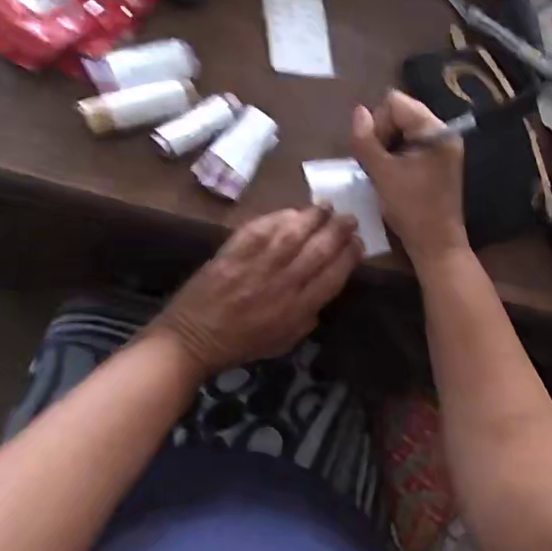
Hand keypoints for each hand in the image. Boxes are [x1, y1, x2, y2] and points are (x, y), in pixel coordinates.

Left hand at [153, 207, 361, 374]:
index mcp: (297, 310)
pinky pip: (261, 229)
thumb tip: (323, 288)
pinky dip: (279, 217)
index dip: (350, 256)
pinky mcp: (233, 253)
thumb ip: (307, 316)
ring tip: (326, 206)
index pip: (333, 276)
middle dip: (338, 231)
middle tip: (349, 218)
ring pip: (293, 234)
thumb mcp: (283, 341)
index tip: (358, 242)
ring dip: (313, 216)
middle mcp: (281, 285)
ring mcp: (256, 266)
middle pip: (319, 250)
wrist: (192, 339)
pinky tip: (292, 211)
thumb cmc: (239, 345)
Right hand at [350, 91, 466, 263]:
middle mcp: (442, 132)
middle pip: (400, 112)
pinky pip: (409, 143)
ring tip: (381, 171)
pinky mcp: (436, 160)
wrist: (436, 244)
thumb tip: (358, 112)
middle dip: (381, 134)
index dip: (377, 123)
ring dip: (386, 146)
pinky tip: (390, 175)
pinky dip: (395, 154)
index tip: (374, 153)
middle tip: (375, 164)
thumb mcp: (382, 174)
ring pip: (402, 129)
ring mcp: (441, 147)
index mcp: (435, 131)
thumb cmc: (411, 209)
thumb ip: (366, 141)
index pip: (395, 103)